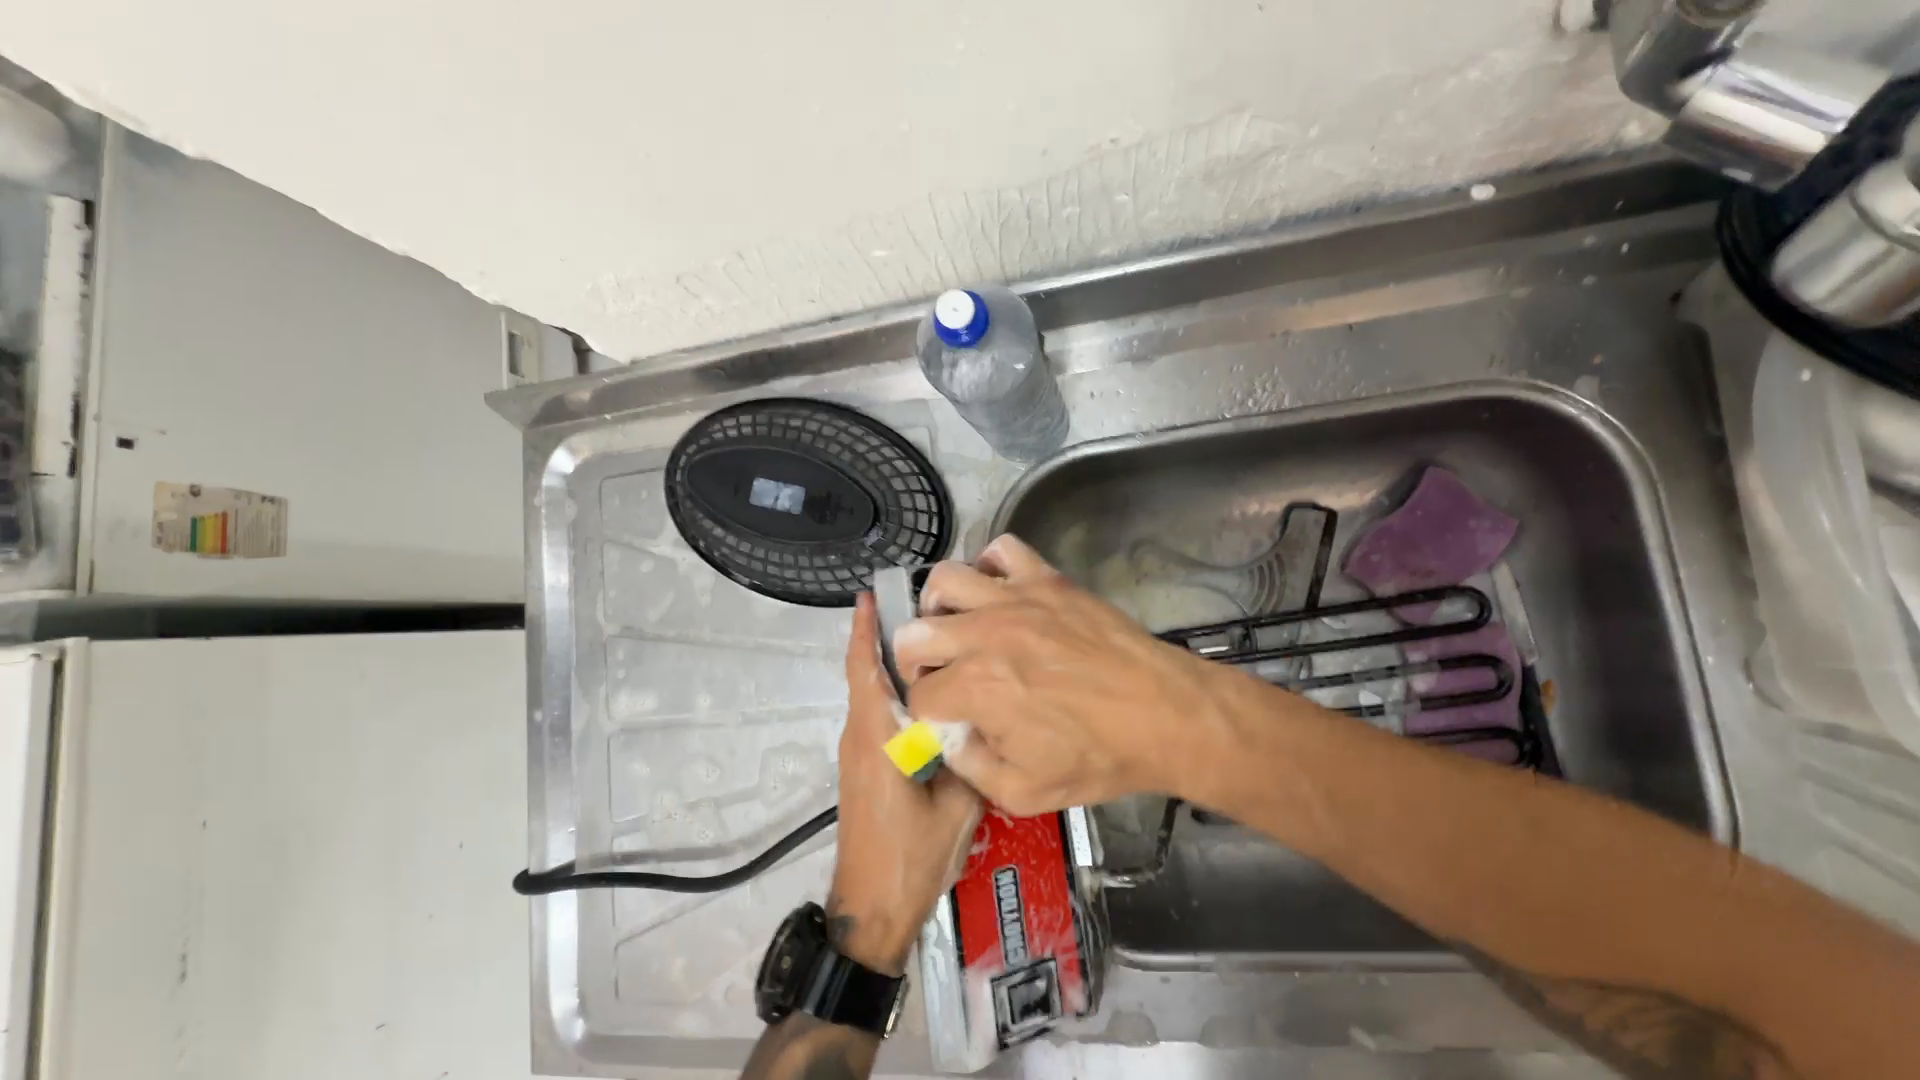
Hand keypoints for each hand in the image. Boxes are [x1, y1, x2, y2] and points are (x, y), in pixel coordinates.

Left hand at [828, 593, 982, 975]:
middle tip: (925, 612)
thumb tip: (982, 722)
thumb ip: (968, 760)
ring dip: (891, 669)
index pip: (865, 672)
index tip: (871, 596)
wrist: (872, 909)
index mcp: (877, 739)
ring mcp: (858, 757)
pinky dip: (894, 697)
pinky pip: (876, 719)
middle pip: (865, 678)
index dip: (863, 632)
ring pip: (871, 698)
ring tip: (934, 646)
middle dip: (884, 641)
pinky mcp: (864, 771)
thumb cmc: (912, 857)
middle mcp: (860, 740)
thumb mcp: (958, 809)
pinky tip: (930, 697)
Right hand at [894, 535, 1240, 815]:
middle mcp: (986, 634)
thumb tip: (948, 736)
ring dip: (940, 609)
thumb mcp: (1024, 792)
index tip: (947, 720)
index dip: (927, 714)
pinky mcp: (1048, 580)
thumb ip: (969, 766)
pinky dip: (990, 566)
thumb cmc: (1099, 757)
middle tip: (943, 678)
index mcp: (977, 688)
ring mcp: (1018, 600)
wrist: (1166, 715)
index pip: (918, 695)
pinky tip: (1000, 595)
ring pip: (944, 581)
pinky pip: (1002, 550)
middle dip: (916, 663)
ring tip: (960, 629)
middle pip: (913, 635)